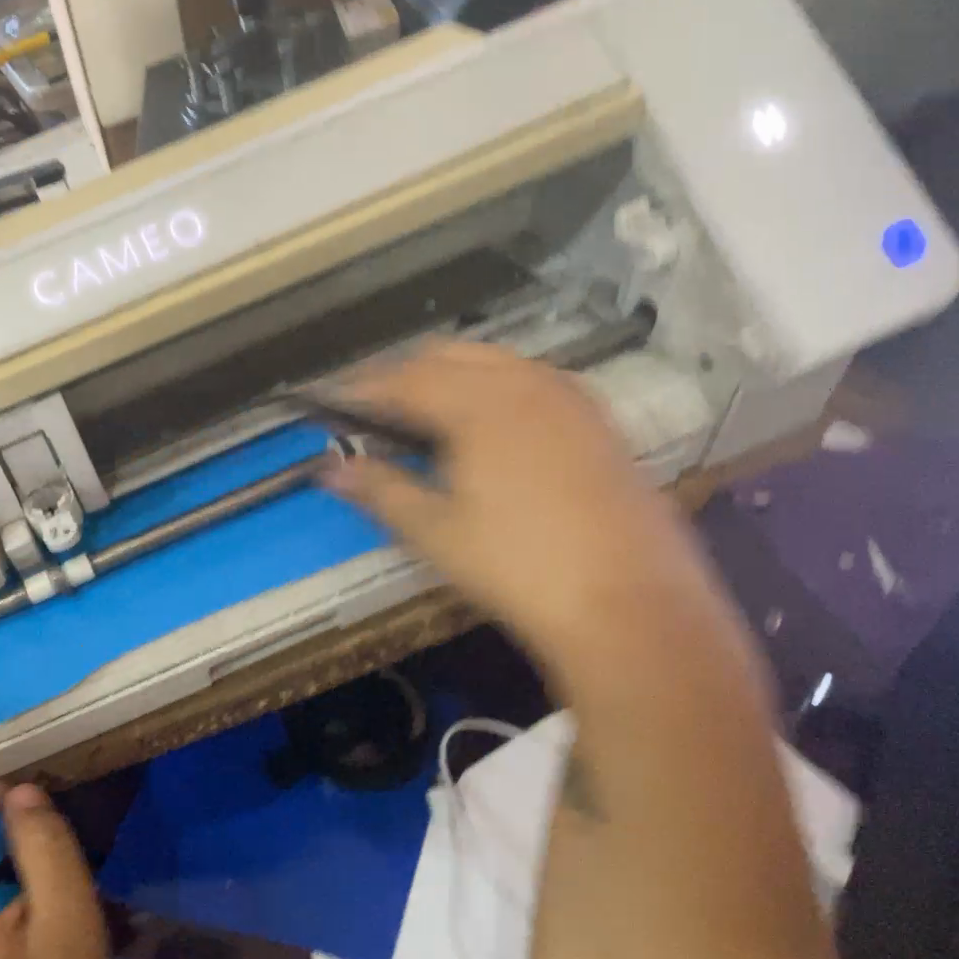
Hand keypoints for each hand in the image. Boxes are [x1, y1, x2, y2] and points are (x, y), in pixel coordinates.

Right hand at [323, 342, 726, 662]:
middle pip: (447, 355)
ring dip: (447, 375)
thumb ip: (380, 489)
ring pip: (492, 361)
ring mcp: (569, 397)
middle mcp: (526, 383)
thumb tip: (329, 470)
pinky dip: (490, 387)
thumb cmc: (518, 566)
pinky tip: (482, 425)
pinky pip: (529, 380)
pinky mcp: (596, 420)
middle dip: (401, 373)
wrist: (630, 603)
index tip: (327, 404)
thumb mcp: (435, 531)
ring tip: (417, 412)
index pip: (403, 379)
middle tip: (367, 407)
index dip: (360, 389)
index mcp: (479, 403)